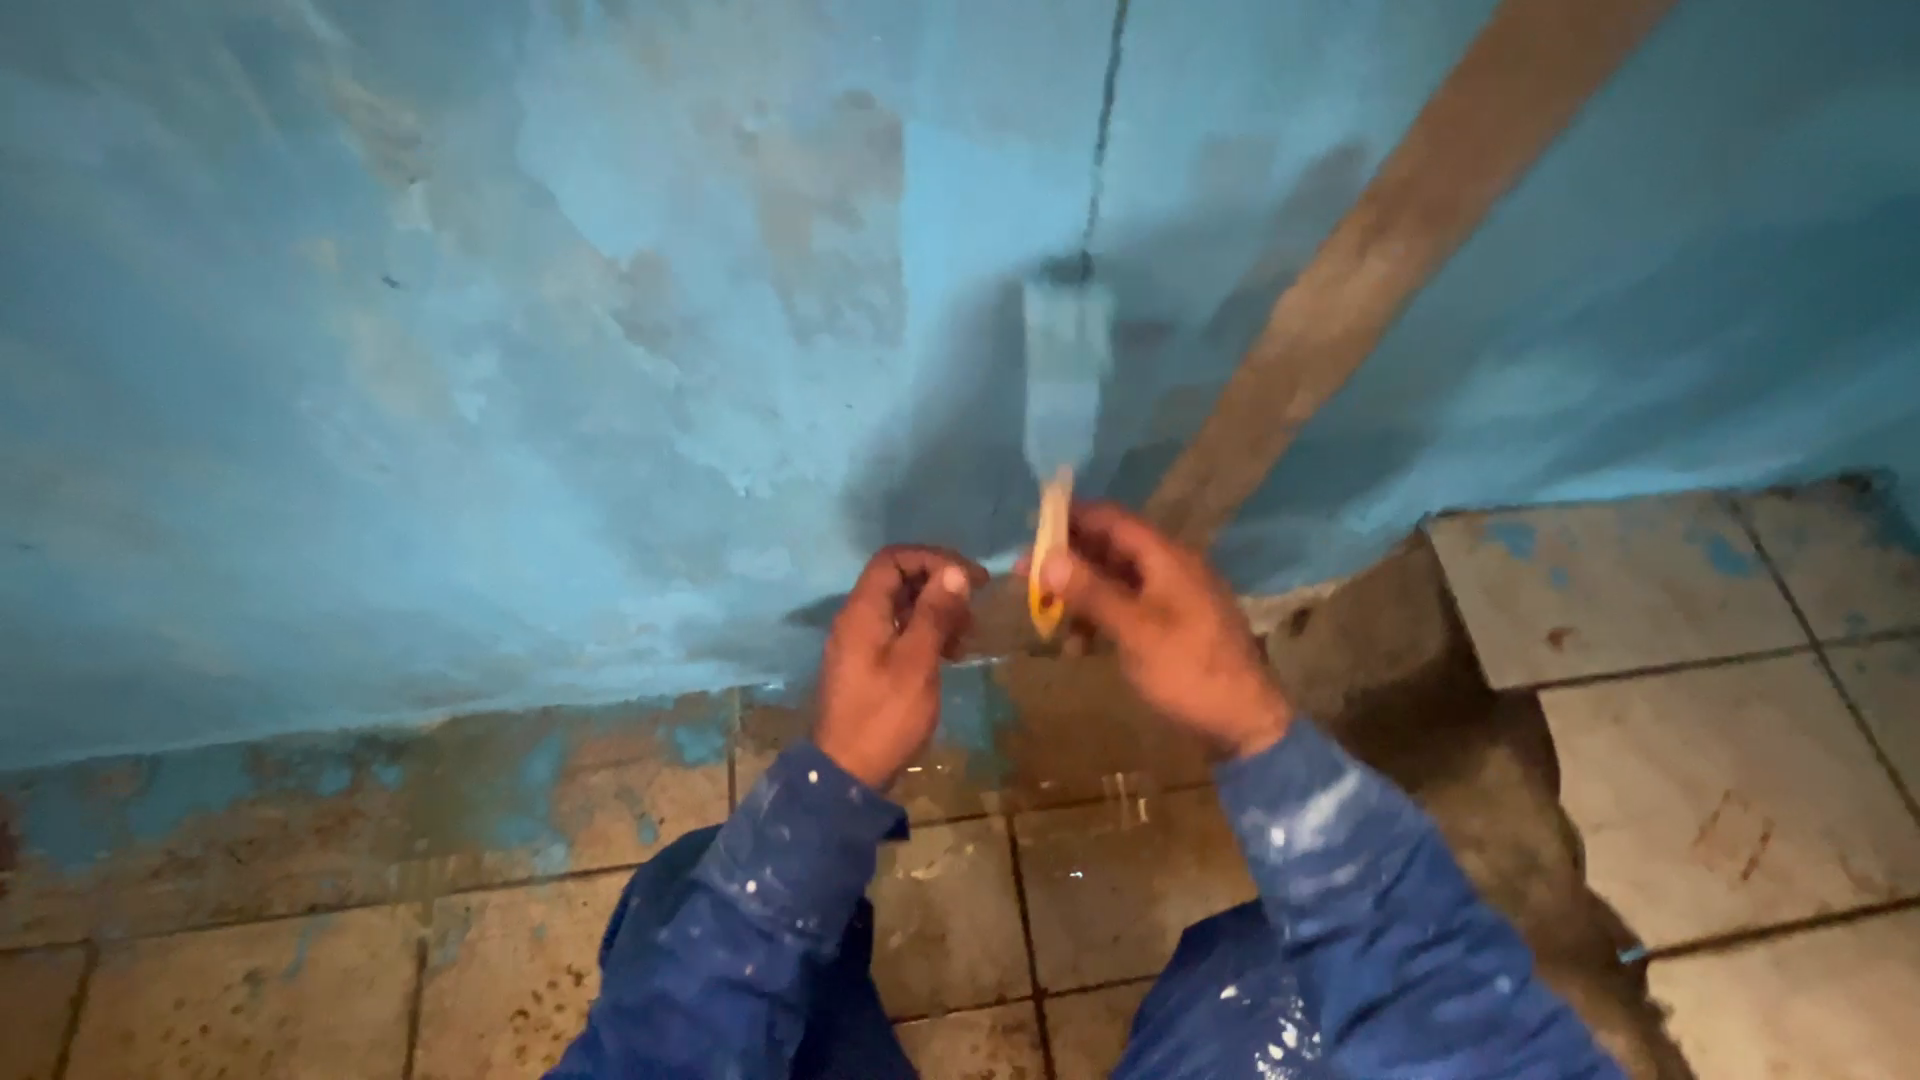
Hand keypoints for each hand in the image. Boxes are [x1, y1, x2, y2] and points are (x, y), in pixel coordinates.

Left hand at [815, 546, 988, 788]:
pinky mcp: (868, 665)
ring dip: (936, 611)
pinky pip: (898, 632)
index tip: (970, 578)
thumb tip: (954, 572)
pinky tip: (950, 654)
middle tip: (973, 609)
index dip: (934, 559)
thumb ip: (934, 614)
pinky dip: (926, 633)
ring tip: (966, 636)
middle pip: (898, 580)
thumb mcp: (917, 663)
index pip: (894, 559)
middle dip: (939, 586)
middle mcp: (856, 619)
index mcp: (862, 611)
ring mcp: (860, 643)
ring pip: (901, 607)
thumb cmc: (885, 716)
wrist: (847, 774)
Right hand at [1020, 501, 1291, 759]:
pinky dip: (1099, 618)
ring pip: (1115, 580)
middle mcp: (1170, 568)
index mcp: (1167, 558)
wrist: (1245, 722)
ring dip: (1080, 593)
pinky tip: (1079, 645)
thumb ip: (1091, 592)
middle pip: (1110, 548)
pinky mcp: (1170, 626)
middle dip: (1068, 560)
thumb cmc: (1190, 671)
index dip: (1072, 517)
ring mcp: (1172, 598)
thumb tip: (1046, 558)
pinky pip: (1126, 607)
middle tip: (1026, 576)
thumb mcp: (1135, 632)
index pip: (1112, 519)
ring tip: (1044, 615)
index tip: (1032, 526)